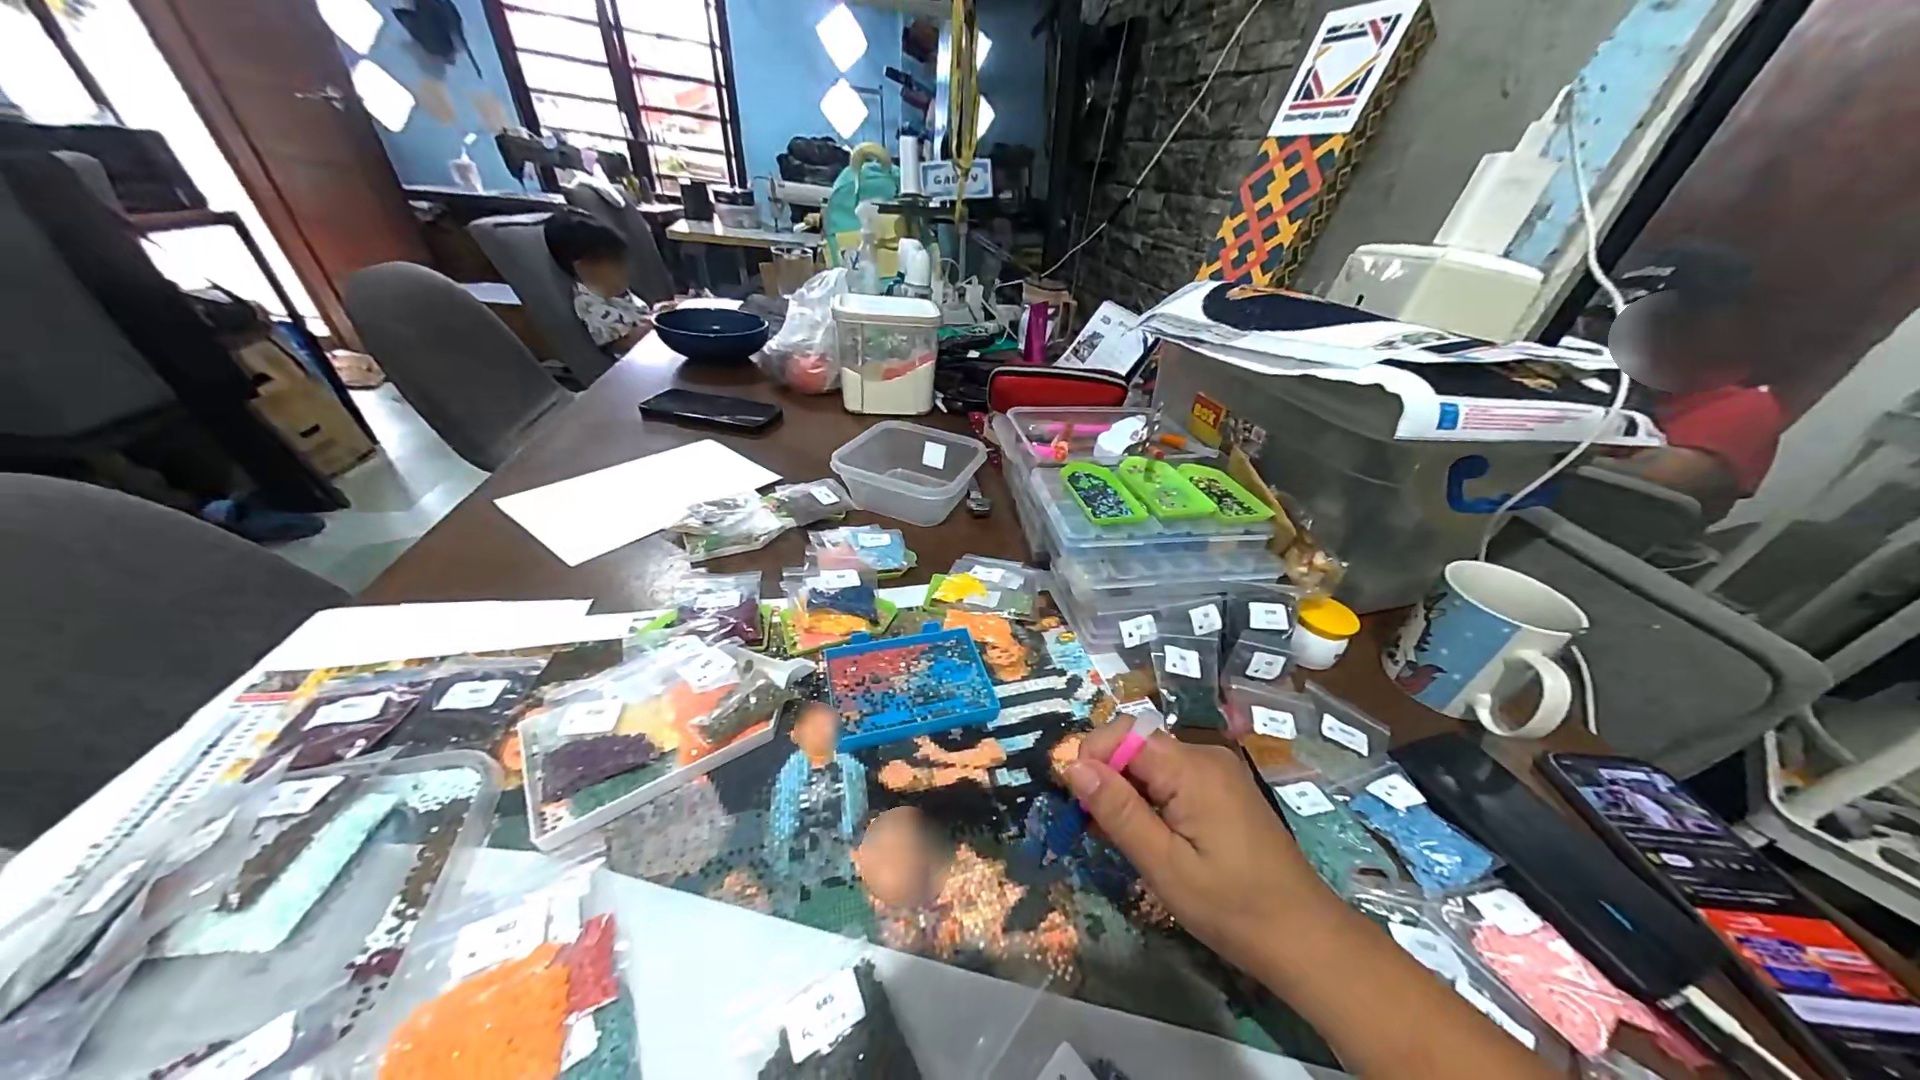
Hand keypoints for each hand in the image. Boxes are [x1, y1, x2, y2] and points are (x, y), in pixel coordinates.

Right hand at [1067, 723, 1338, 972]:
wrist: (1306, 939)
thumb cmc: (1231, 907)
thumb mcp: (1164, 865)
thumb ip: (1117, 810)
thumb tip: (1073, 765)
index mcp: (1192, 768)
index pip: (1124, 732)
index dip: (1092, 756)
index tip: (1078, 801)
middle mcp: (1206, 755)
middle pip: (1137, 743)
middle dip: (1107, 777)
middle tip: (1097, 828)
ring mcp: (1218, 770)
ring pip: (1152, 761)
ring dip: (1127, 790)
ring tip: (1124, 838)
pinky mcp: (1223, 788)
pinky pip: (1173, 776)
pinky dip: (1151, 798)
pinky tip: (1153, 835)